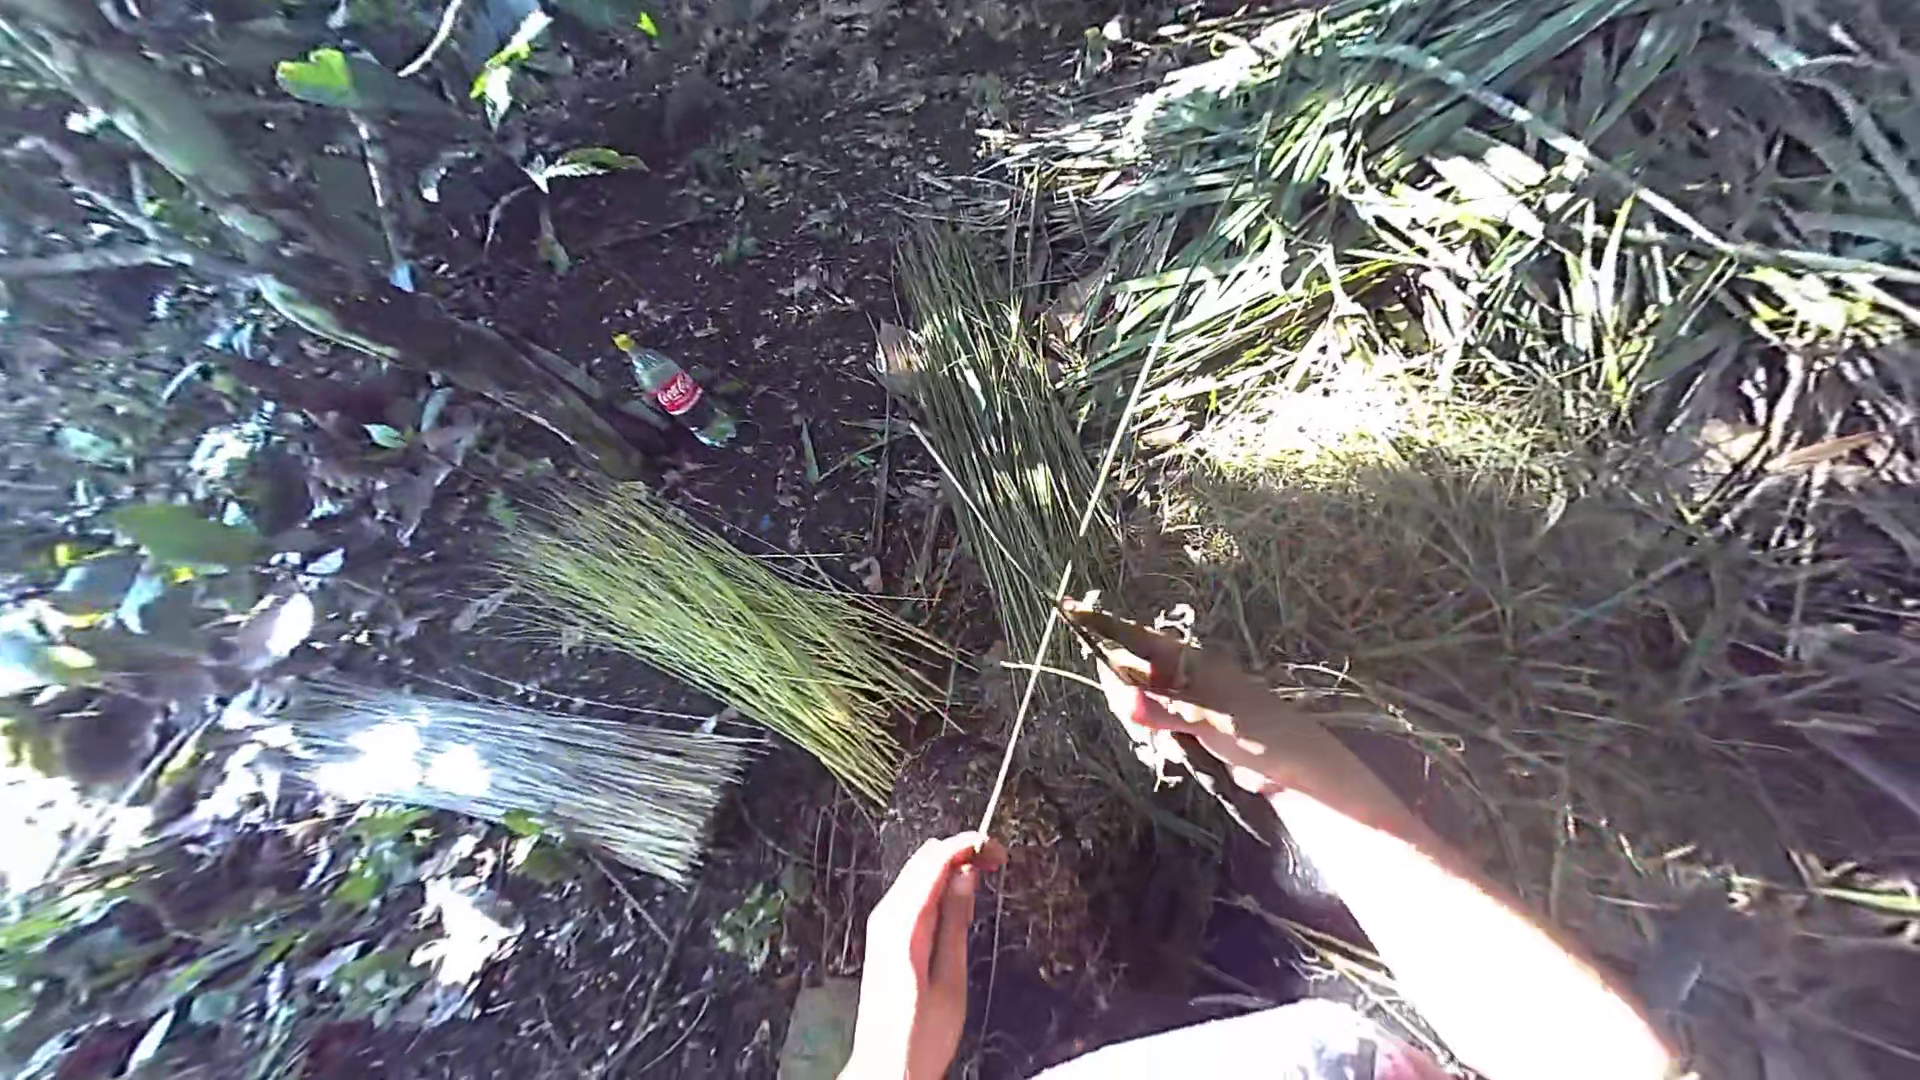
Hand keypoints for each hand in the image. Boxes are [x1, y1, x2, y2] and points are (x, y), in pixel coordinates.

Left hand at [842, 832, 1006, 1079]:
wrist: (885, 1071)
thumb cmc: (920, 1036)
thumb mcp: (950, 980)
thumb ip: (955, 920)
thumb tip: (966, 874)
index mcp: (903, 923)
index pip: (935, 860)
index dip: (967, 846)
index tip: (996, 849)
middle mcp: (887, 914)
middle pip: (925, 859)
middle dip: (961, 852)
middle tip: (994, 863)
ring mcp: (883, 921)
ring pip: (919, 871)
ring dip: (950, 866)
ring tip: (979, 883)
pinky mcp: (885, 931)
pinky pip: (914, 890)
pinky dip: (938, 883)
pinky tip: (957, 901)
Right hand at [1064, 602, 1304, 793]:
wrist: (1298, 772)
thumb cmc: (1261, 733)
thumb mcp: (1212, 719)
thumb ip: (1164, 711)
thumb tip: (1122, 700)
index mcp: (1188, 660)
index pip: (1137, 637)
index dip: (1105, 625)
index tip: (1072, 608)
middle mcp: (1181, 676)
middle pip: (1129, 672)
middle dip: (1123, 693)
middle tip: (1132, 715)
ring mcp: (1182, 702)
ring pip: (1137, 703)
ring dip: (1142, 723)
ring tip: (1170, 742)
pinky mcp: (1185, 727)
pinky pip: (1152, 726)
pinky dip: (1155, 739)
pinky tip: (1176, 752)